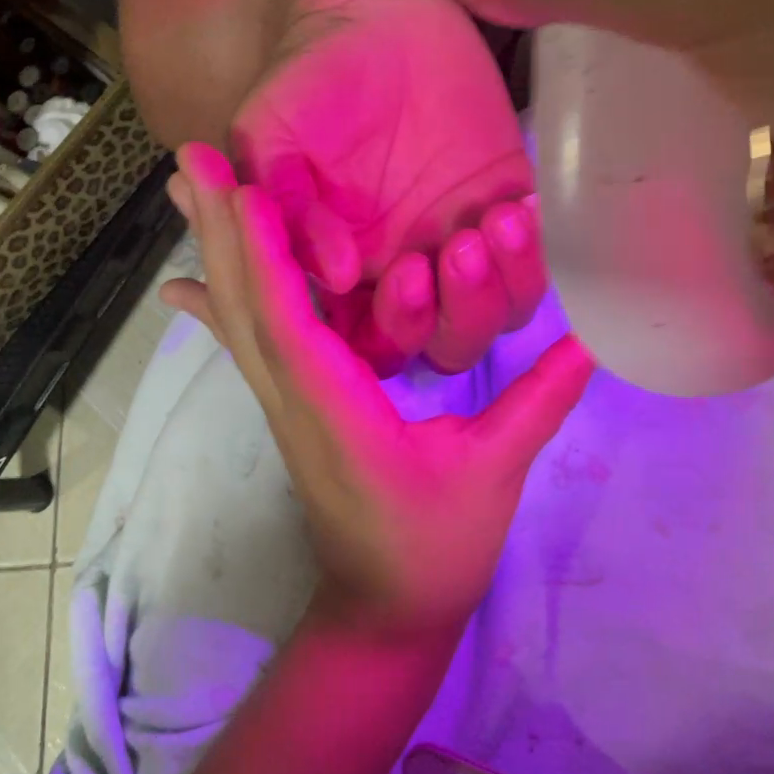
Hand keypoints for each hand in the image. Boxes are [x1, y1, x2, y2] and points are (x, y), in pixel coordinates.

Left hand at [162, 142, 594, 632]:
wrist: (385, 612)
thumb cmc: (435, 548)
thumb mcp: (492, 474)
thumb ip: (536, 403)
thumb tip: (592, 339)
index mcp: (337, 410)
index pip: (291, 326)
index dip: (267, 257)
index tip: (243, 191)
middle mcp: (294, 399)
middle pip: (244, 307)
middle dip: (217, 230)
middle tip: (185, 160)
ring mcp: (284, 404)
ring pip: (237, 319)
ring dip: (211, 251)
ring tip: (181, 190)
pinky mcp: (291, 407)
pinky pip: (246, 342)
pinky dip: (217, 300)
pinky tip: (186, 280)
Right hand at [232, 0, 547, 375]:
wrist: (376, 14)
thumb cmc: (313, 79)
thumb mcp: (271, 140)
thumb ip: (289, 207)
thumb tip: (335, 277)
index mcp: (351, 272)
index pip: (374, 344)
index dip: (391, 332)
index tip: (399, 276)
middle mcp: (411, 270)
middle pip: (446, 344)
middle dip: (453, 317)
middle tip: (450, 251)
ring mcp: (463, 240)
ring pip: (498, 315)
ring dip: (497, 289)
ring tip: (489, 221)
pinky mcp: (508, 204)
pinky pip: (535, 262)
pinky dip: (533, 253)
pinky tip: (514, 207)